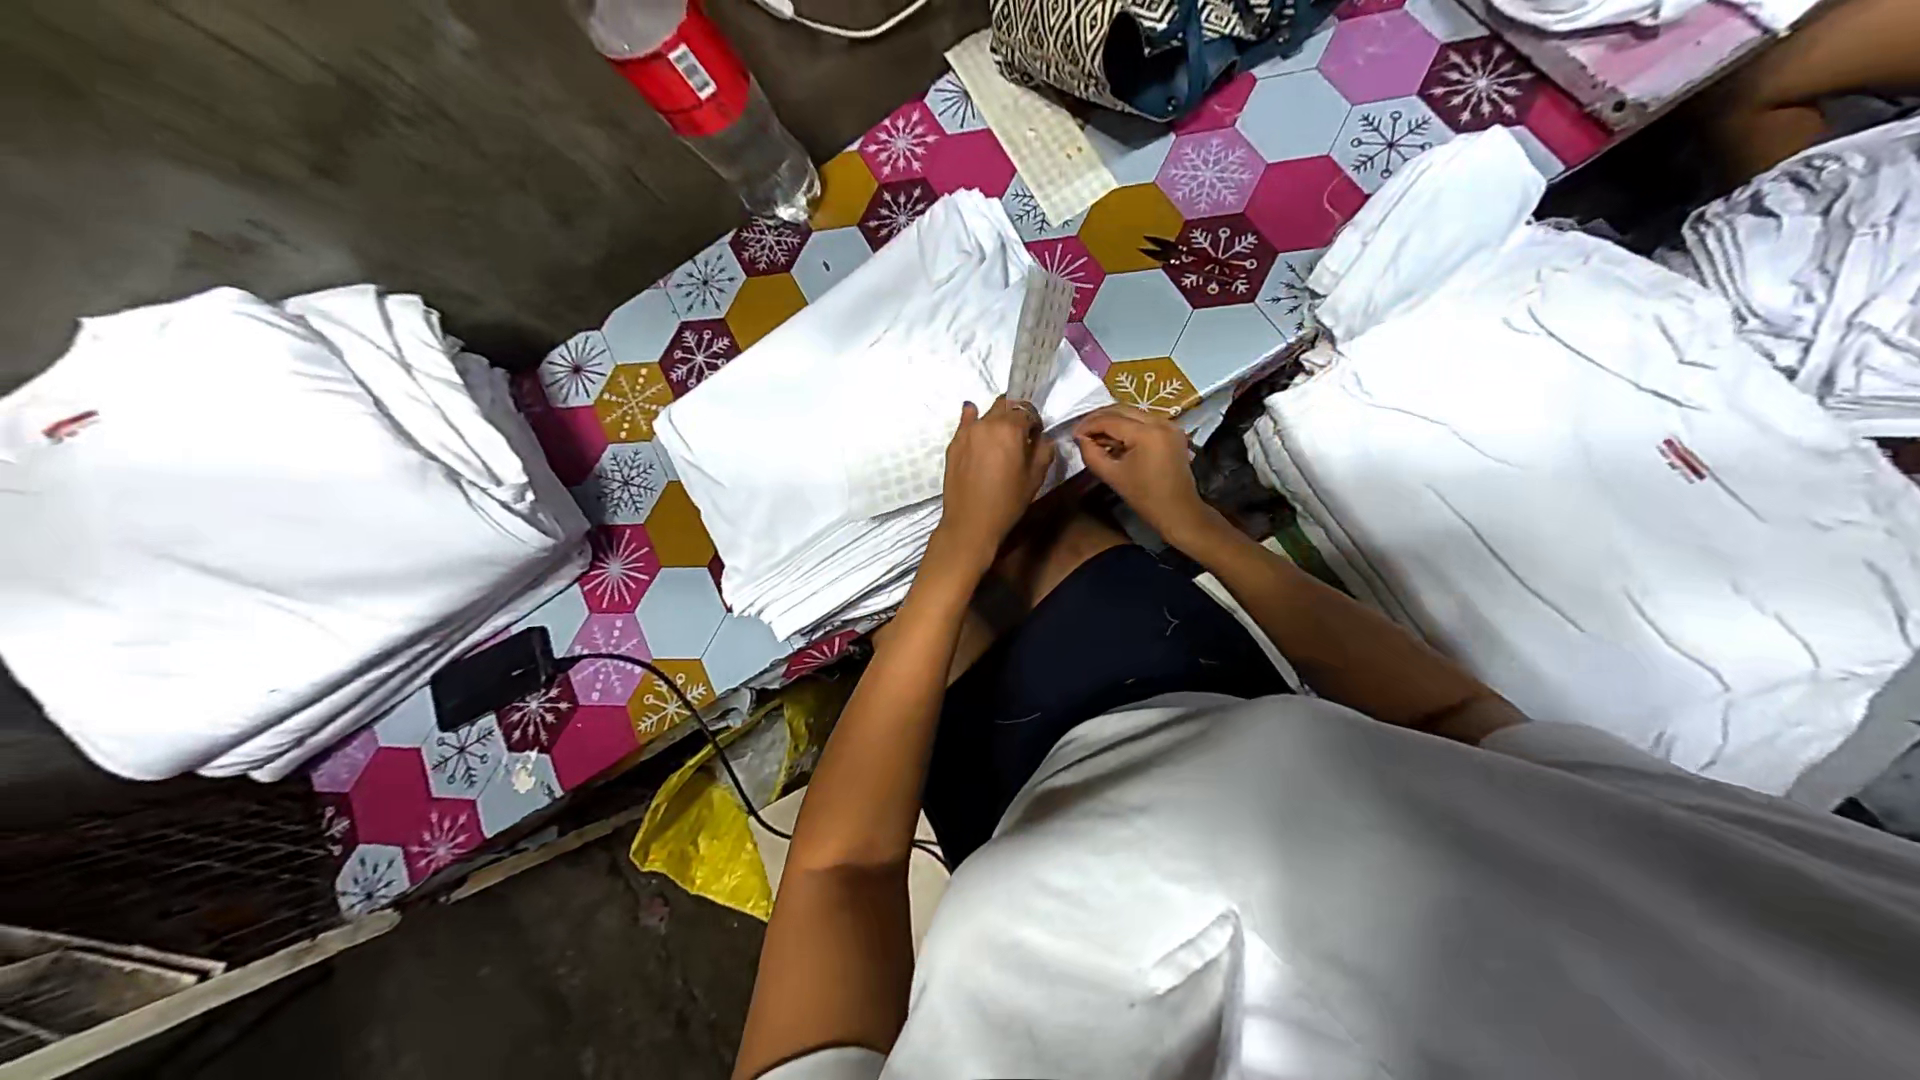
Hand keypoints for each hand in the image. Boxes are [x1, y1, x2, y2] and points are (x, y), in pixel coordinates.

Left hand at [929, 397, 1054, 569]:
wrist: (970, 522)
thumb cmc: (1007, 502)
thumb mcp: (1035, 478)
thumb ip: (1044, 451)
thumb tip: (1042, 439)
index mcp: (1010, 428)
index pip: (1027, 410)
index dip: (1034, 422)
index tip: (1036, 437)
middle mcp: (987, 423)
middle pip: (1005, 405)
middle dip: (1015, 415)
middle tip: (1019, 436)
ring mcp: (967, 432)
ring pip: (986, 413)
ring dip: (996, 420)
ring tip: (999, 440)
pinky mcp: (953, 444)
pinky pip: (966, 422)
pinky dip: (973, 419)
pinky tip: (974, 422)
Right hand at [1072, 405, 1219, 547]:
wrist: (1178, 511)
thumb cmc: (1144, 497)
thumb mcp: (1112, 475)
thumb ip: (1091, 453)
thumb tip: (1081, 438)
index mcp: (1147, 433)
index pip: (1110, 420)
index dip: (1088, 425)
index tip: (1073, 434)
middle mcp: (1160, 421)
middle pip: (1122, 410)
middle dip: (1099, 418)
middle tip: (1081, 431)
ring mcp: (1169, 424)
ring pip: (1133, 413)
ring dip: (1112, 421)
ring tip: (1095, 435)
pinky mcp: (1172, 431)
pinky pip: (1144, 421)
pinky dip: (1127, 426)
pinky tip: (1114, 438)